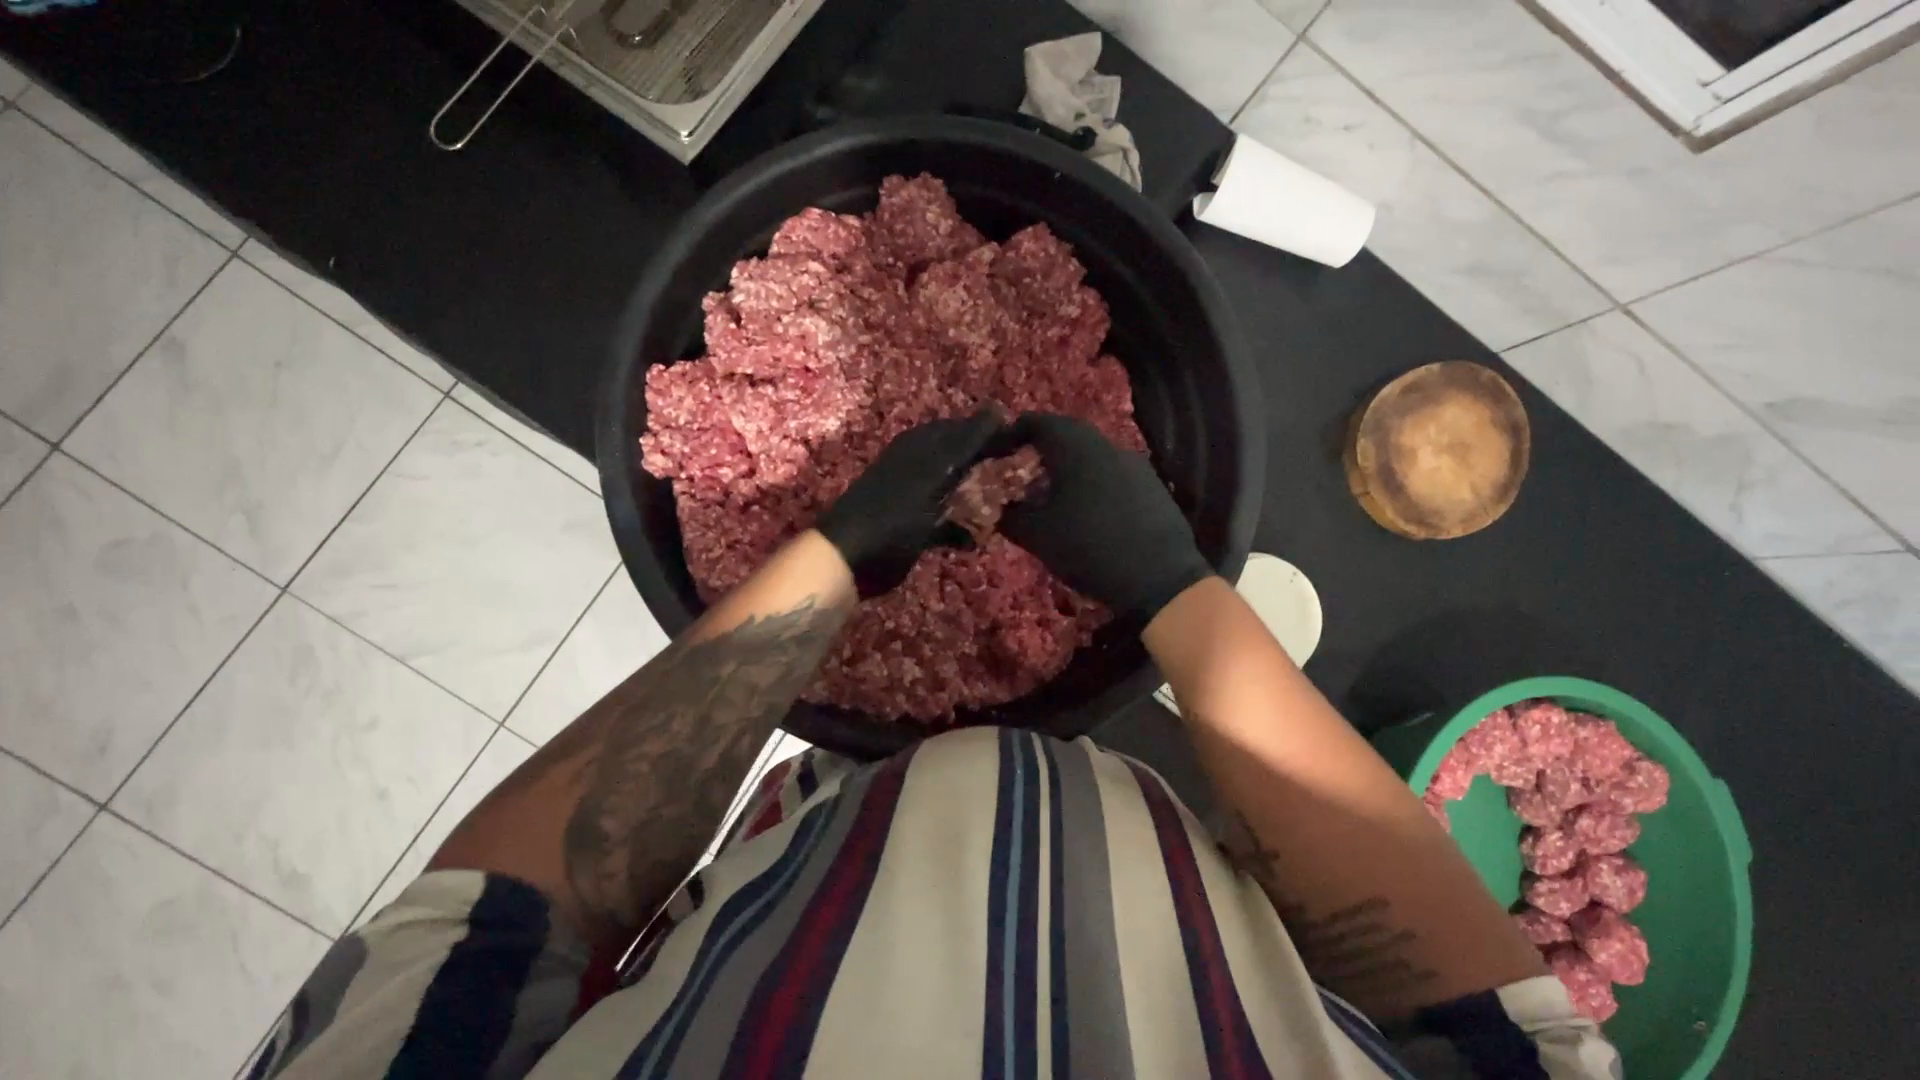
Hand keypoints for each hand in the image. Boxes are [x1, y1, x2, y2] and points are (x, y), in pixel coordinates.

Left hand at [816, 410, 1005, 596]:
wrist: (851, 558)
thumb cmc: (894, 510)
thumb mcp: (935, 471)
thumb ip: (967, 442)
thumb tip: (999, 407)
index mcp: (920, 446)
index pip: (965, 430)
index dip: (994, 435)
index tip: (1027, 444)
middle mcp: (918, 466)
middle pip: (962, 461)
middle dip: (990, 469)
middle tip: (1023, 478)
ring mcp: (916, 498)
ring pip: (957, 492)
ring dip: (979, 501)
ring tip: (1008, 508)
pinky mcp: (914, 528)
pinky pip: (947, 523)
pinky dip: (962, 529)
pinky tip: (978, 540)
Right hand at [1000, 413, 1212, 619]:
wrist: (1160, 578)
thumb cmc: (1089, 548)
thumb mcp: (1037, 536)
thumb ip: (1009, 515)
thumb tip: (994, 506)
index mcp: (1075, 447)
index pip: (1035, 422)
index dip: (1009, 434)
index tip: (993, 454)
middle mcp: (1106, 445)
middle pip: (1065, 436)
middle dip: (1037, 452)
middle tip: (1017, 476)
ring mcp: (1134, 464)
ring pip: (1090, 456)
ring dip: (1066, 470)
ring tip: (1048, 498)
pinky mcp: (1151, 486)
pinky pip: (1111, 474)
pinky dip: (1090, 484)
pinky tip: (1085, 514)